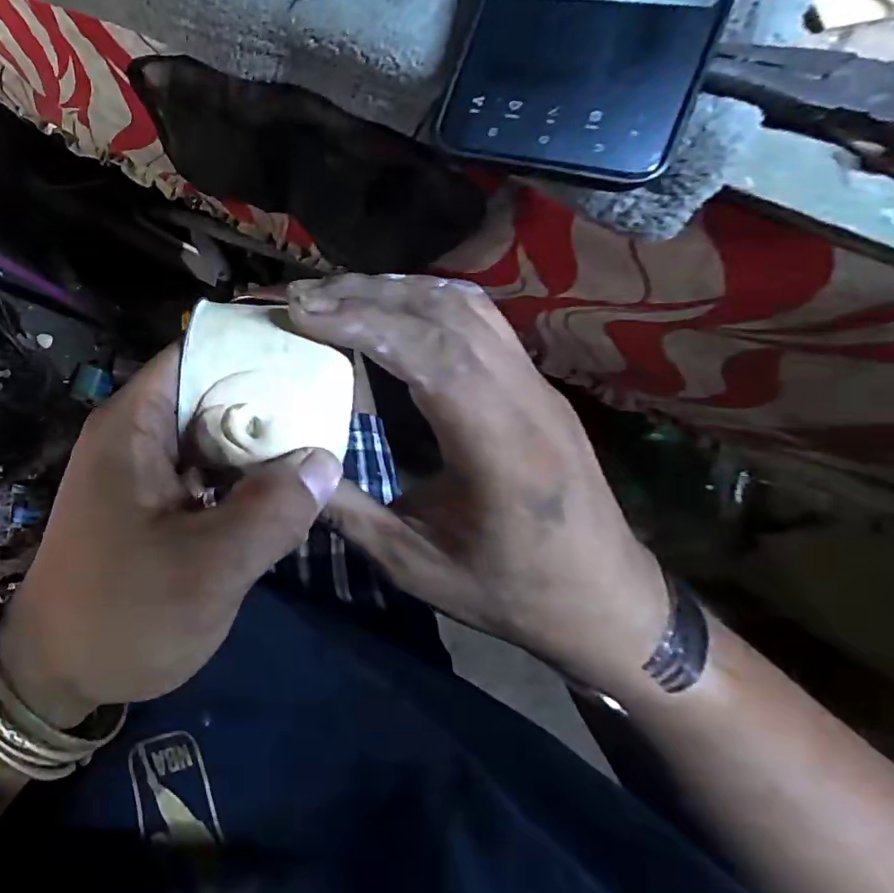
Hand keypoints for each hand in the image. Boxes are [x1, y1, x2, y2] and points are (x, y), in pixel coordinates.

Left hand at [0, 345, 343, 725]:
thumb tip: (323, 461)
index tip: (315, 351)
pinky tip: (281, 491)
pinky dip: (235, 478)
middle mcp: (129, 434)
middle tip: (338, 405)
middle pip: (206, 392)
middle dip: (267, 399)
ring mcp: (133, 470)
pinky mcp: (142, 504)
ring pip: (205, 435)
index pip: (196, 353)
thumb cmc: (123, 613)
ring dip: (255, 444)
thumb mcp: (210, 566)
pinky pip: (196, 473)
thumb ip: (272, 509)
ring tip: (325, 442)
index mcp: (132, 425)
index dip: (254, 348)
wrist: (53, 667)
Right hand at [285, 274, 671, 700]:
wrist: (607, 602)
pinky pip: (477, 319)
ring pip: (466, 306)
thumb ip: (347, 512)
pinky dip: (421, 299)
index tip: (300, 312)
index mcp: (501, 447)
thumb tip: (286, 467)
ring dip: (392, 290)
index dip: (362, 323)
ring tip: (329, 294)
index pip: (432, 355)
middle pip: (447, 314)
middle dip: (364, 295)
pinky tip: (382, 306)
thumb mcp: (413, 565)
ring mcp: (537, 386)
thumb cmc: (510, 591)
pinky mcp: (533, 385)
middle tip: (297, 296)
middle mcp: (527, 400)